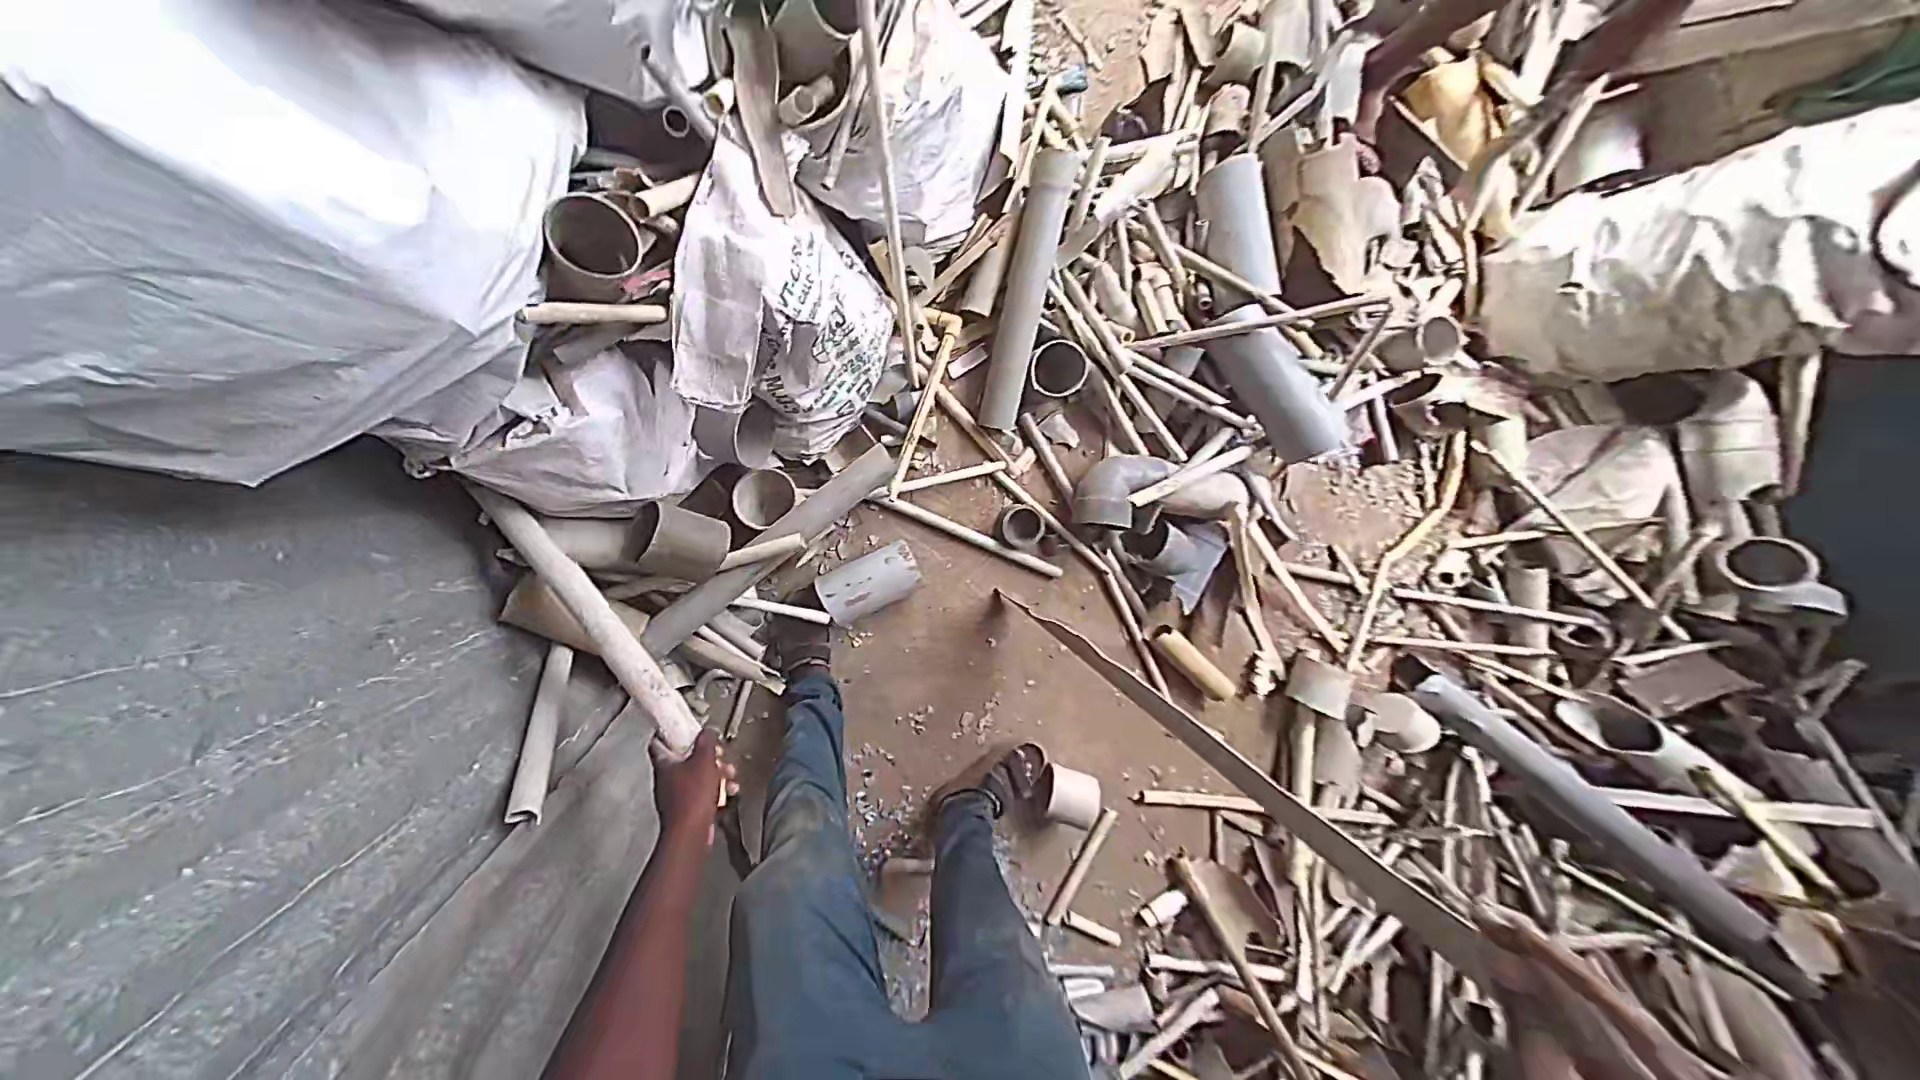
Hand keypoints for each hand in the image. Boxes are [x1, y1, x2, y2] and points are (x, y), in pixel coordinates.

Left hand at [654, 728, 735, 847]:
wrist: (691, 833)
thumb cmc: (693, 794)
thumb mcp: (704, 760)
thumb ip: (707, 741)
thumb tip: (708, 729)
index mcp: (664, 764)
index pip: (658, 742)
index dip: (669, 731)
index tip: (685, 726)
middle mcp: (667, 778)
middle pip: (686, 758)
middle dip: (708, 755)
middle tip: (720, 754)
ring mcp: (676, 794)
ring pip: (698, 774)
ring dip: (717, 772)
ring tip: (730, 775)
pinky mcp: (687, 808)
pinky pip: (703, 791)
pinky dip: (717, 789)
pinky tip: (730, 791)